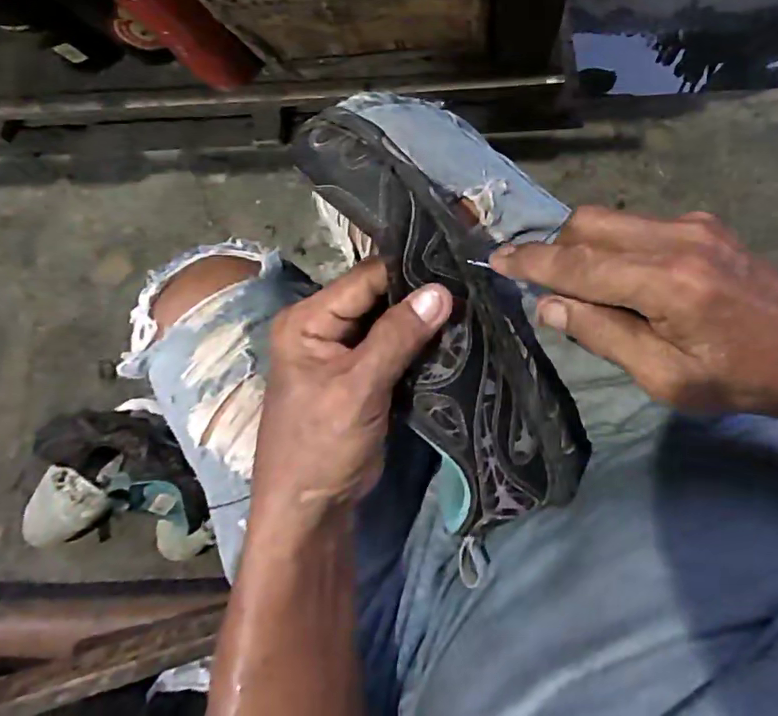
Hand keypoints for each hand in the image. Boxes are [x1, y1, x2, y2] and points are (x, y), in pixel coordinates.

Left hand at [254, 260, 449, 513]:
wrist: (310, 513)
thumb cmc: (321, 446)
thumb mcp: (358, 388)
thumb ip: (398, 336)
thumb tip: (441, 290)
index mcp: (308, 319)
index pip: (366, 278)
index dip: (409, 270)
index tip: (454, 264)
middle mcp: (323, 325)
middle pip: (379, 295)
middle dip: (420, 293)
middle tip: (468, 283)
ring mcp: (343, 350)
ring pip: (391, 319)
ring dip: (423, 317)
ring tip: (469, 302)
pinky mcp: (363, 372)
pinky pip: (395, 344)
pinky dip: (420, 341)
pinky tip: (453, 332)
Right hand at [490, 207, 777, 419]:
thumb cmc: (744, 379)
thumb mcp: (668, 377)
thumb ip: (603, 334)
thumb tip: (548, 304)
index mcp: (666, 282)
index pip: (578, 264)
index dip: (532, 262)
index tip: (495, 258)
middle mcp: (675, 237)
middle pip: (589, 223)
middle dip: (555, 247)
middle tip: (538, 281)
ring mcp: (693, 224)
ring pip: (612, 219)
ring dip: (584, 244)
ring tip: (579, 284)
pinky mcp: (704, 224)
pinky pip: (640, 224)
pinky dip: (615, 244)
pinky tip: (624, 278)